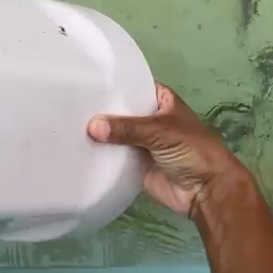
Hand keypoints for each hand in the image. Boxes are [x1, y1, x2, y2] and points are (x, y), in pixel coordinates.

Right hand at [87, 83, 251, 217]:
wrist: (205, 192)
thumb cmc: (192, 150)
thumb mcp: (160, 131)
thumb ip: (126, 128)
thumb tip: (92, 127)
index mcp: (161, 101)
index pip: (133, 87)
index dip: (113, 86)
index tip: (85, 81)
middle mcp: (149, 119)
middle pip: (120, 112)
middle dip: (100, 111)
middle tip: (71, 104)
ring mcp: (141, 143)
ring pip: (115, 135)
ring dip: (98, 134)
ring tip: (67, 124)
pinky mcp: (134, 164)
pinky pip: (114, 157)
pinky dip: (100, 155)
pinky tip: (77, 148)